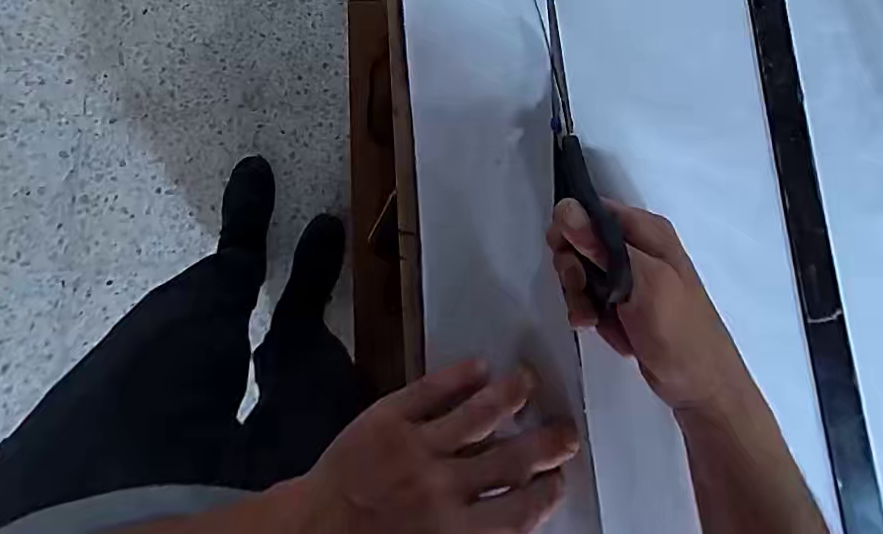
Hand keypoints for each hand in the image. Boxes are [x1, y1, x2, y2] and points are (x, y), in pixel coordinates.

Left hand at [293, 360, 579, 533]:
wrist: (315, 531)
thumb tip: (514, 514)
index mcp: (456, 533)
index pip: (518, 512)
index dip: (545, 492)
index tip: (560, 475)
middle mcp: (444, 488)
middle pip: (508, 461)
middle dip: (544, 444)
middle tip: (568, 427)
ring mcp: (417, 446)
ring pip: (476, 416)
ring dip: (509, 397)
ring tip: (530, 380)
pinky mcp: (390, 416)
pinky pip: (431, 390)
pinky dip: (458, 375)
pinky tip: (481, 364)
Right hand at [548, 198, 749, 413]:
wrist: (702, 391)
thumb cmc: (680, 333)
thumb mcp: (643, 282)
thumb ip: (603, 246)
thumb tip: (567, 209)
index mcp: (646, 230)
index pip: (589, 210)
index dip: (571, 230)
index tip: (571, 259)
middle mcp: (635, 245)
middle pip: (579, 239)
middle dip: (573, 268)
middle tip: (582, 291)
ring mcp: (628, 273)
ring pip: (580, 267)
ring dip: (578, 294)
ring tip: (591, 318)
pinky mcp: (621, 298)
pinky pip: (588, 292)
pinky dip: (587, 309)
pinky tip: (597, 325)